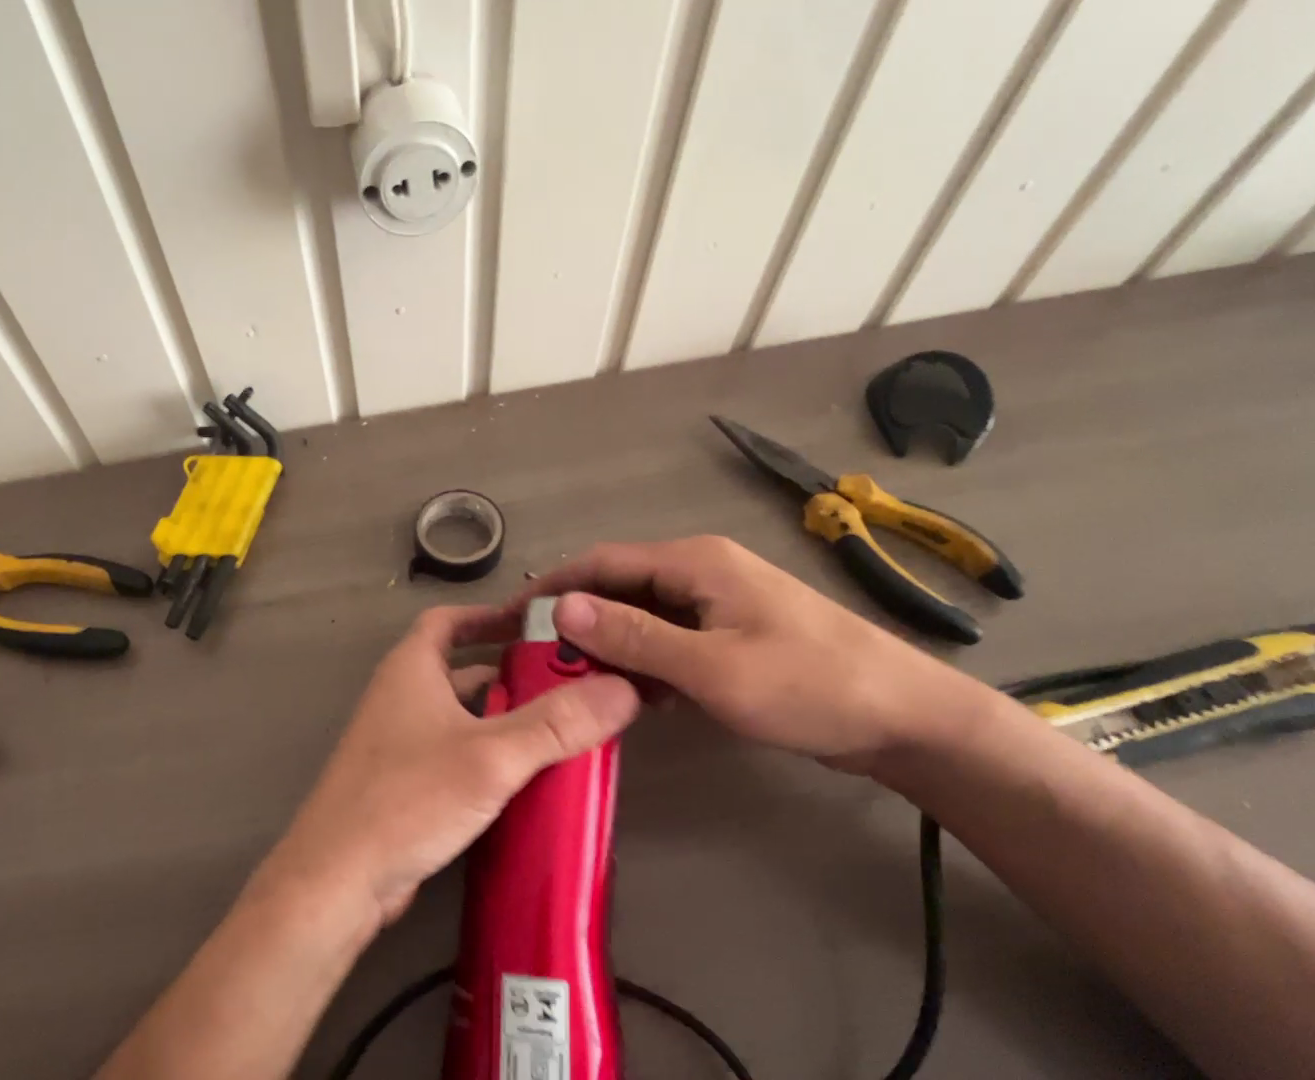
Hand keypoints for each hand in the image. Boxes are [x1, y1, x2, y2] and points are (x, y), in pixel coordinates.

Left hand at [267, 605, 641, 925]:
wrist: (340, 876)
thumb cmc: (409, 797)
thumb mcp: (491, 756)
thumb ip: (557, 724)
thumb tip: (625, 688)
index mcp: (410, 670)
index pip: (449, 621)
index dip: (490, 615)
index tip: (539, 623)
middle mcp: (400, 698)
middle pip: (460, 670)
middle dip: (511, 673)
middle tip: (569, 685)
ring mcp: (398, 744)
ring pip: (460, 717)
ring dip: (503, 719)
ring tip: (562, 730)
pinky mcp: (404, 786)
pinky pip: (454, 756)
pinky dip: (488, 756)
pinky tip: (526, 780)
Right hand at [516, 537, 999, 772]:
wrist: (906, 719)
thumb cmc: (809, 686)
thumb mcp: (711, 668)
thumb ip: (633, 637)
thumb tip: (562, 608)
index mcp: (694, 562)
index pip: (601, 562)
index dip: (553, 588)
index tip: (511, 622)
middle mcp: (700, 572)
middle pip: (618, 587)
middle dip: (576, 621)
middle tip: (535, 662)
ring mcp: (718, 605)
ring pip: (641, 617)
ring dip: (608, 647)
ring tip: (570, 683)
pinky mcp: (731, 636)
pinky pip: (669, 641)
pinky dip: (642, 664)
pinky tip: (627, 697)